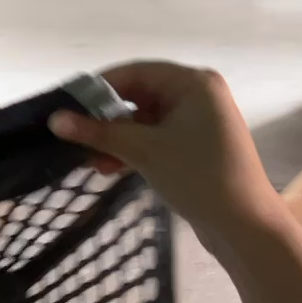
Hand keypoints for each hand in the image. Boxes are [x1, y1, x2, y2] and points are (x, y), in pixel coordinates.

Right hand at [48, 61, 276, 237]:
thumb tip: (54, 120)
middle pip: (139, 95)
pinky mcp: (197, 144)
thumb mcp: (143, 151)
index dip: (98, 88)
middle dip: (106, 118)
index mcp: (192, 82)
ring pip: (145, 119)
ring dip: (118, 138)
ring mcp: (200, 120)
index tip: (67, 104)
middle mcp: (198, 93)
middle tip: (75, 134)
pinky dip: (135, 148)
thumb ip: (98, 132)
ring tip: (89, 158)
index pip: (134, 73)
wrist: (246, 229)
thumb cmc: (198, 177)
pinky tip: (109, 167)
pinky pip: (157, 136)